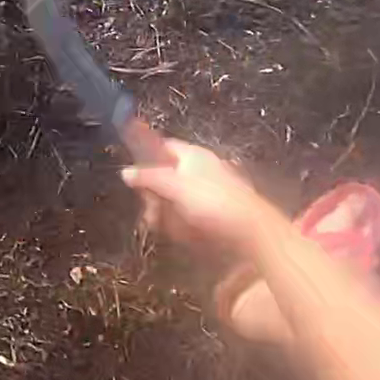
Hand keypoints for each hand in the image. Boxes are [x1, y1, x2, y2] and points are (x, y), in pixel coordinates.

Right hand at [121, 139, 288, 256]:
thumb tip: (126, 172)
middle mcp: (202, 168)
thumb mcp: (174, 186)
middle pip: (166, 175)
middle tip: (152, 212)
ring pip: (176, 197)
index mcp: (192, 155)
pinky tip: (184, 233)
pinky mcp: (217, 210)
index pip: (163, 146)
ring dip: (167, 212)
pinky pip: (190, 212)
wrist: (253, 230)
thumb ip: (148, 178)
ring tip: (167, 226)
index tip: (136, 176)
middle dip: (155, 194)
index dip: (147, 156)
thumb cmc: (212, 201)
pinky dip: (183, 222)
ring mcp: (211, 189)